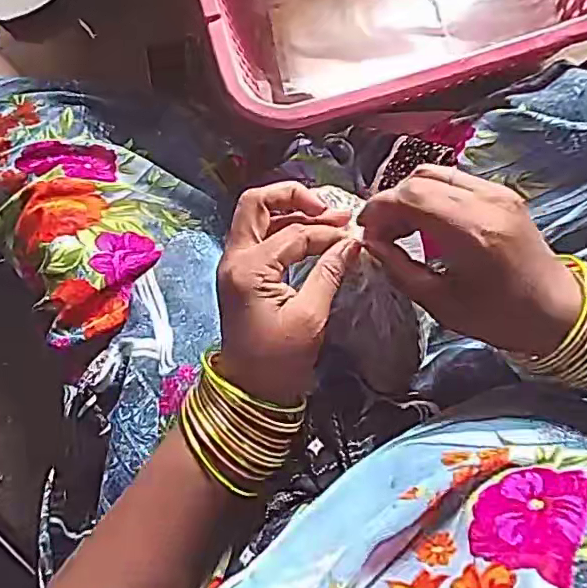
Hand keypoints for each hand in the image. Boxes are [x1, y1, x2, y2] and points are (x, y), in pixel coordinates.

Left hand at [215, 182, 361, 403]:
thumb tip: (351, 242)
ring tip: (328, 219)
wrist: (249, 390)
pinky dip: (284, 230)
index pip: (292, 232)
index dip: (326, 231)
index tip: (352, 236)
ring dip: (290, 211)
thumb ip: (329, 273)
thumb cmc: (278, 360)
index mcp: (248, 269)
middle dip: (293, 197)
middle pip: (256, 203)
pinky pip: (260, 237)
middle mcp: (234, 258)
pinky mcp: (240, 273)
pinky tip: (312, 236)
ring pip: (257, 217)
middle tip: (328, 208)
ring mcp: (233, 264)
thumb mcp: (310, 317)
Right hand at [358, 165, 579, 356]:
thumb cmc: (499, 316)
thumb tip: (372, 244)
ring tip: (400, 226)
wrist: (557, 311)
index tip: (367, 231)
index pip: (409, 196)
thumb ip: (399, 268)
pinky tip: (426, 222)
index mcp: (470, 231)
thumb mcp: (439, 302)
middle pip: (419, 178)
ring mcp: (498, 193)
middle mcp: (485, 201)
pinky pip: (455, 180)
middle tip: (381, 231)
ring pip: (436, 173)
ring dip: (410, 195)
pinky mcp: (504, 193)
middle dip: (391, 201)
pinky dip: (431, 194)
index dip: (378, 209)